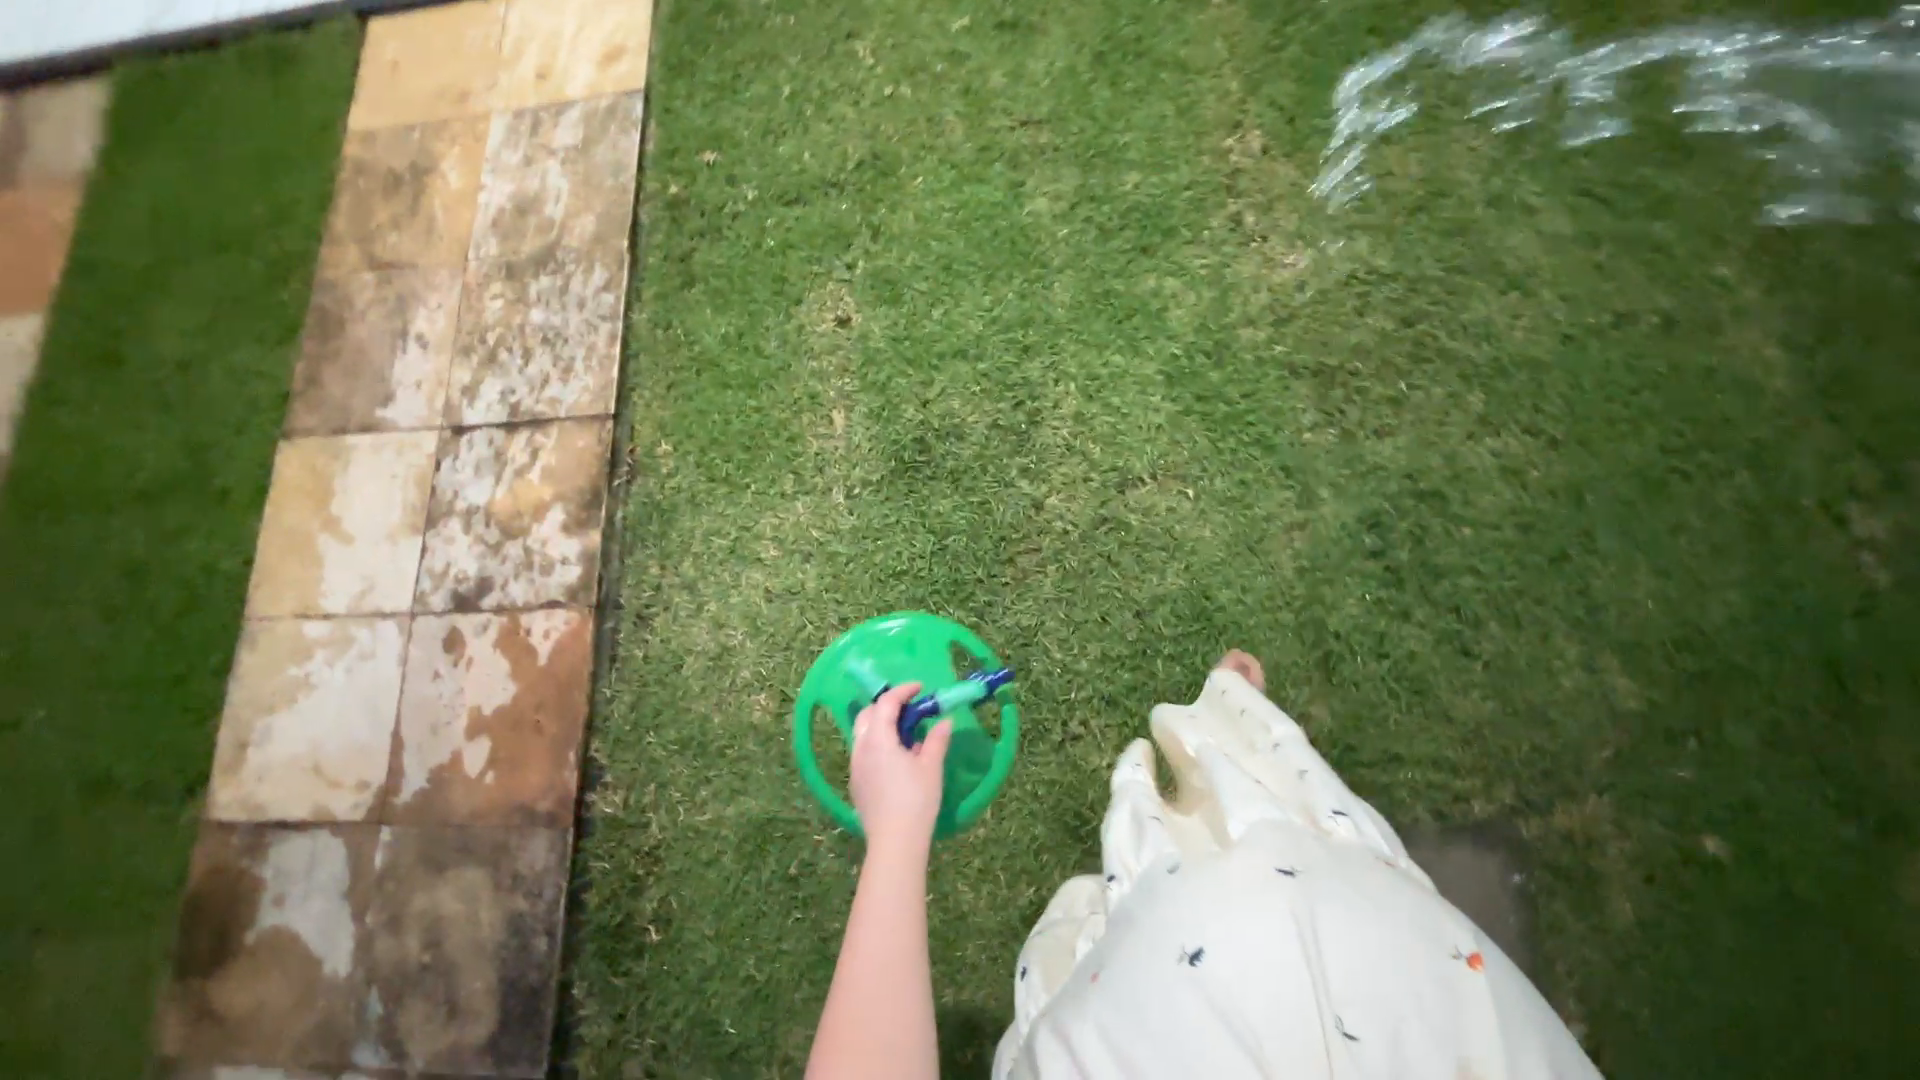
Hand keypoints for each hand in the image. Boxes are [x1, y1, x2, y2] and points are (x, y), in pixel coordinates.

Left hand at [849, 683, 951, 852]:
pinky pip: (863, 752)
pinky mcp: (856, 783)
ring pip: (862, 733)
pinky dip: (877, 743)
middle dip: (887, 705)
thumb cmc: (916, 800)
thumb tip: (944, 721)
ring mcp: (855, 766)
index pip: (886, 702)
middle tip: (910, 709)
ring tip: (905, 733)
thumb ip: (937, 739)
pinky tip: (896, 758)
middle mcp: (860, 748)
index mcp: (878, 738)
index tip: (920, 688)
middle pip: (867, 714)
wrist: (894, 841)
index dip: (903, 691)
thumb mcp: (931, 767)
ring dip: (880, 724)